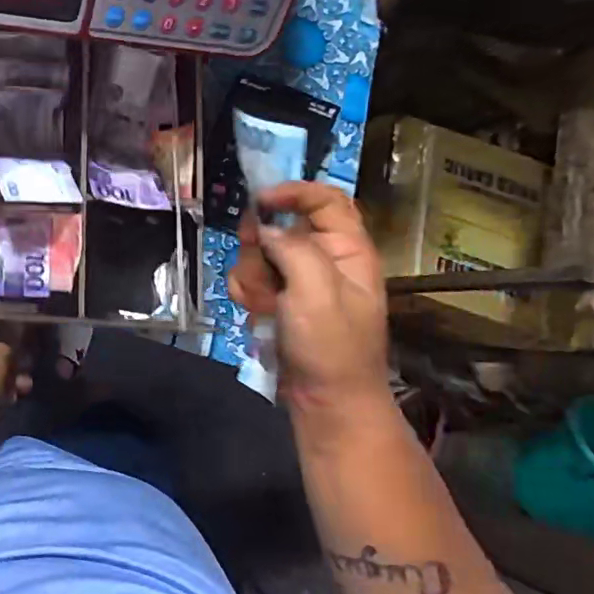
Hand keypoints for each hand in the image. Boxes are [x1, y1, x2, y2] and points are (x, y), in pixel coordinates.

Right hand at [227, 182, 390, 430]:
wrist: (325, 400)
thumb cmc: (331, 347)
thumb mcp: (317, 293)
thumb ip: (292, 250)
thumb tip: (264, 230)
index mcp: (348, 250)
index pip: (325, 199)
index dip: (293, 192)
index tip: (259, 202)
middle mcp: (323, 259)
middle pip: (280, 226)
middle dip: (260, 245)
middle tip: (259, 267)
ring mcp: (298, 280)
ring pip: (257, 253)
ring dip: (251, 275)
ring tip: (263, 305)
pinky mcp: (278, 298)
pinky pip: (249, 278)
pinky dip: (246, 292)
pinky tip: (256, 312)